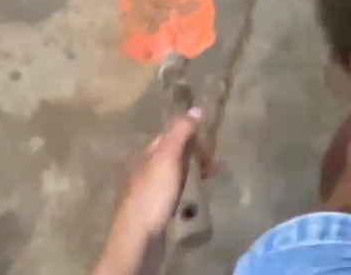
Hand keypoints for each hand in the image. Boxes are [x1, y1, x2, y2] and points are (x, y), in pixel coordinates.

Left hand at [94, 108, 201, 274]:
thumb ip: (180, 132)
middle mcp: (141, 172)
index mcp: (142, 156)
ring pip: (173, 174)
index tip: (209, 138)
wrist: (137, 242)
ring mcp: (146, 194)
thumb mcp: (167, 158)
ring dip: (191, 172)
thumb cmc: (152, 195)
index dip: (188, 133)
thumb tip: (196, 108)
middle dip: (193, 154)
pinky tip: (193, 196)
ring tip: (210, 176)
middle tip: (213, 161)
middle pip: (171, 155)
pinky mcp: (152, 213)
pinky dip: (185, 189)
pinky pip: (173, 193)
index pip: (168, 136)